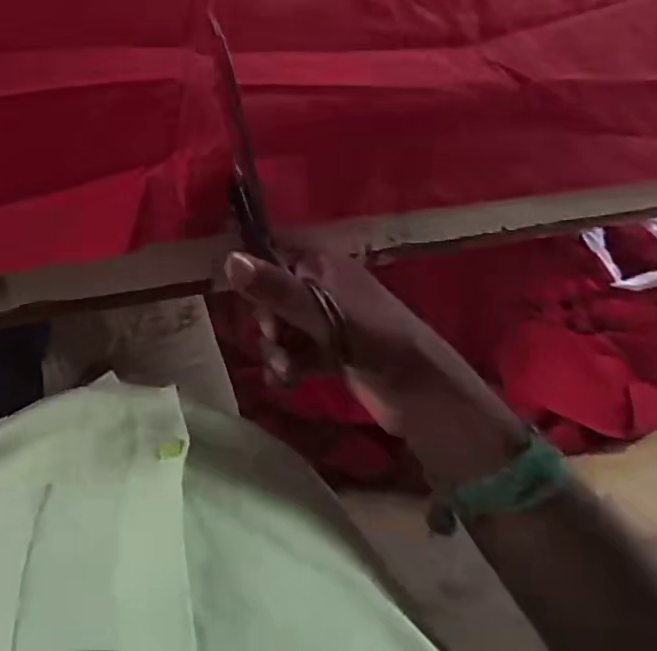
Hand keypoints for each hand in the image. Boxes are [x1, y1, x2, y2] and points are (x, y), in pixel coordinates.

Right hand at [225, 250, 526, 483]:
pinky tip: (290, 382)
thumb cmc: (376, 340)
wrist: (428, 398)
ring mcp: (326, 322)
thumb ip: (275, 289)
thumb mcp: (321, 313)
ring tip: (289, 369)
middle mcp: (321, 288)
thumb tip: (228, 259)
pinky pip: (294, 352)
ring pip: (279, 329)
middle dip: (266, 324)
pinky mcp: (330, 353)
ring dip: (276, 350)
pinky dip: (289, 367)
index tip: (248, 302)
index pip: (270, 257)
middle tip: (279, 339)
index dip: (253, 278)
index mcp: (321, 265)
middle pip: (269, 297)